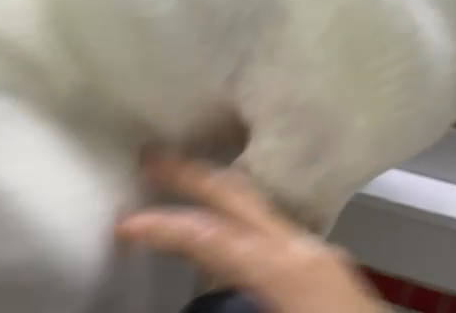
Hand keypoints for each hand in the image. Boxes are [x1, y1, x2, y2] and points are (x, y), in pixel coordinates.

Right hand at [116, 152, 386, 312]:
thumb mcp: (276, 305)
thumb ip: (230, 291)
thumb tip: (196, 272)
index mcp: (288, 266)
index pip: (209, 234)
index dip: (162, 226)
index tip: (123, 224)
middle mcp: (306, 247)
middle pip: (236, 193)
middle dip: (189, 172)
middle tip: (148, 157)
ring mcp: (324, 255)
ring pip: (258, 206)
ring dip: (216, 191)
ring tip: (180, 184)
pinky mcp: (332, 272)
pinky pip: (275, 228)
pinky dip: (241, 216)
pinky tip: (229, 228)